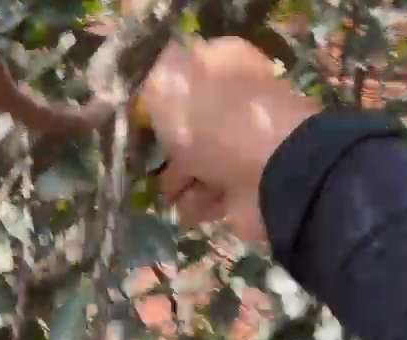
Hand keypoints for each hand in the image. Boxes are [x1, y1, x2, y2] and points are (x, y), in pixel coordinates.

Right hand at [138, 37, 318, 244]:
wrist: (270, 175)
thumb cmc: (217, 123)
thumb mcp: (169, 83)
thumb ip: (145, 78)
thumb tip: (135, 84)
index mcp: (219, 68)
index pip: (175, 80)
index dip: (151, 102)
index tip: (136, 120)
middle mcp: (229, 105)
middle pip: (175, 132)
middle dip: (162, 151)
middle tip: (156, 158)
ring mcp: (236, 148)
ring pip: (183, 170)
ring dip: (177, 183)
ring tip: (189, 184)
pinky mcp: (238, 188)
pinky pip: (199, 200)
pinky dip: (198, 204)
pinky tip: (210, 198)